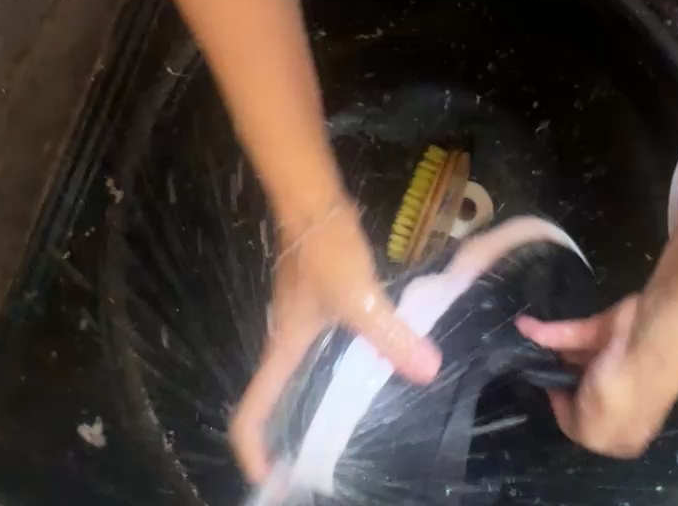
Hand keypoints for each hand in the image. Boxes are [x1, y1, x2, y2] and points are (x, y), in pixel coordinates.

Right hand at [230, 202, 441, 482]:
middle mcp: (283, 340)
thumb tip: (427, 370)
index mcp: (282, 349)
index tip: (273, 481)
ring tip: (349, 424)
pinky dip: (336, 366)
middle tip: (320, 463)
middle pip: (275, 399)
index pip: (249, 413)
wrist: (313, 200)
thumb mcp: (360, 297)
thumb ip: (391, 335)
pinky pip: (321, 346)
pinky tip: (369, 363)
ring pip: (300, 372)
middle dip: (290, 436)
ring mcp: (298, 318)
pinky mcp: (316, 298)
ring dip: (315, 400)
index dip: (254, 452)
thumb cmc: (326, 251)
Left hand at [517, 297, 677, 458]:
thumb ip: (570, 422)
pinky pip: (571, 334)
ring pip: (574, 359)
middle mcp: (619, 398)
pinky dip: (546, 332)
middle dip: (558, 382)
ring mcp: (611, 361)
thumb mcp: (592, 432)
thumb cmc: (620, 399)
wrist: (645, 345)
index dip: (567, 416)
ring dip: (548, 354)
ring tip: (519, 349)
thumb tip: (559, 397)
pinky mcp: (604, 331)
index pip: (589, 428)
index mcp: (624, 432)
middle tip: (528, 372)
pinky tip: (524, 326)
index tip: (547, 400)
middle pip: (582, 391)